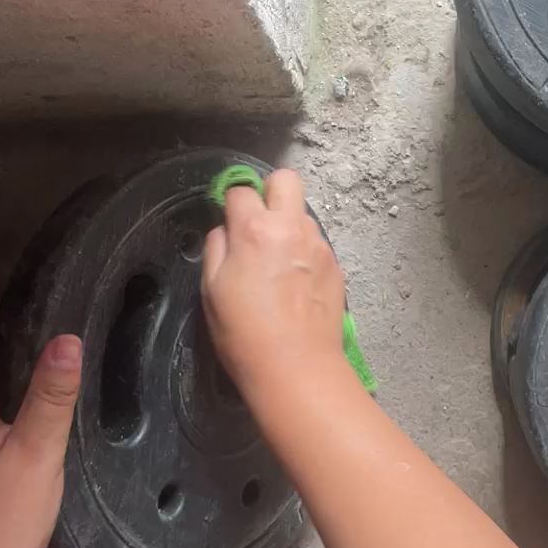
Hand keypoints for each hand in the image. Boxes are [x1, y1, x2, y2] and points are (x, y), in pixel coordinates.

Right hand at [201, 168, 348, 395]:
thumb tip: (226, 230)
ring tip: (278, 262)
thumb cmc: (244, 333)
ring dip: (288, 224)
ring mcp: (318, 244)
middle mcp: (291, 227)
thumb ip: (217, 248)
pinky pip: (315, 242)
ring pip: (303, 212)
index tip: (230, 221)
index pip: (241, 190)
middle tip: (259, 223)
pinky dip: (304, 251)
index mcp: (255, 230)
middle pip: (286, 179)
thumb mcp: (212, 290)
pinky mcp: (335, 264)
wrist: (297, 367)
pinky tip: (296, 282)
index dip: (232, 202)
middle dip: (270, 191)